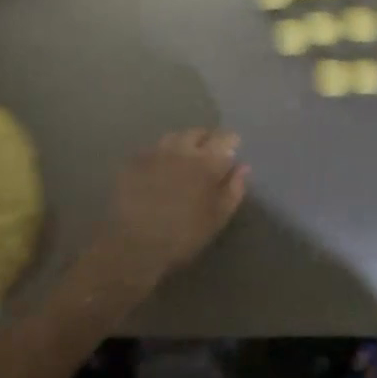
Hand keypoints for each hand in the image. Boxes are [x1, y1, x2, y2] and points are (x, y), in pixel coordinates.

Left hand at [103, 128, 247, 282]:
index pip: (225, 138)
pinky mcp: (133, 161)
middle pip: (198, 132)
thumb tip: (243, 166)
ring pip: (174, 137)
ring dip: (184, 143)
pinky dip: (162, 154)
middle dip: (207, 139)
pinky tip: (160, 168)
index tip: (232, 150)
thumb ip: (233, 189)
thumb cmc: (184, 235)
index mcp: (206, 162)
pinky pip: (153, 149)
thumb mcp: (218, 217)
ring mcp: (154, 152)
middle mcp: (181, 149)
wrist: (134, 244)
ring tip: (185, 158)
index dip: (230, 142)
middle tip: (209, 154)